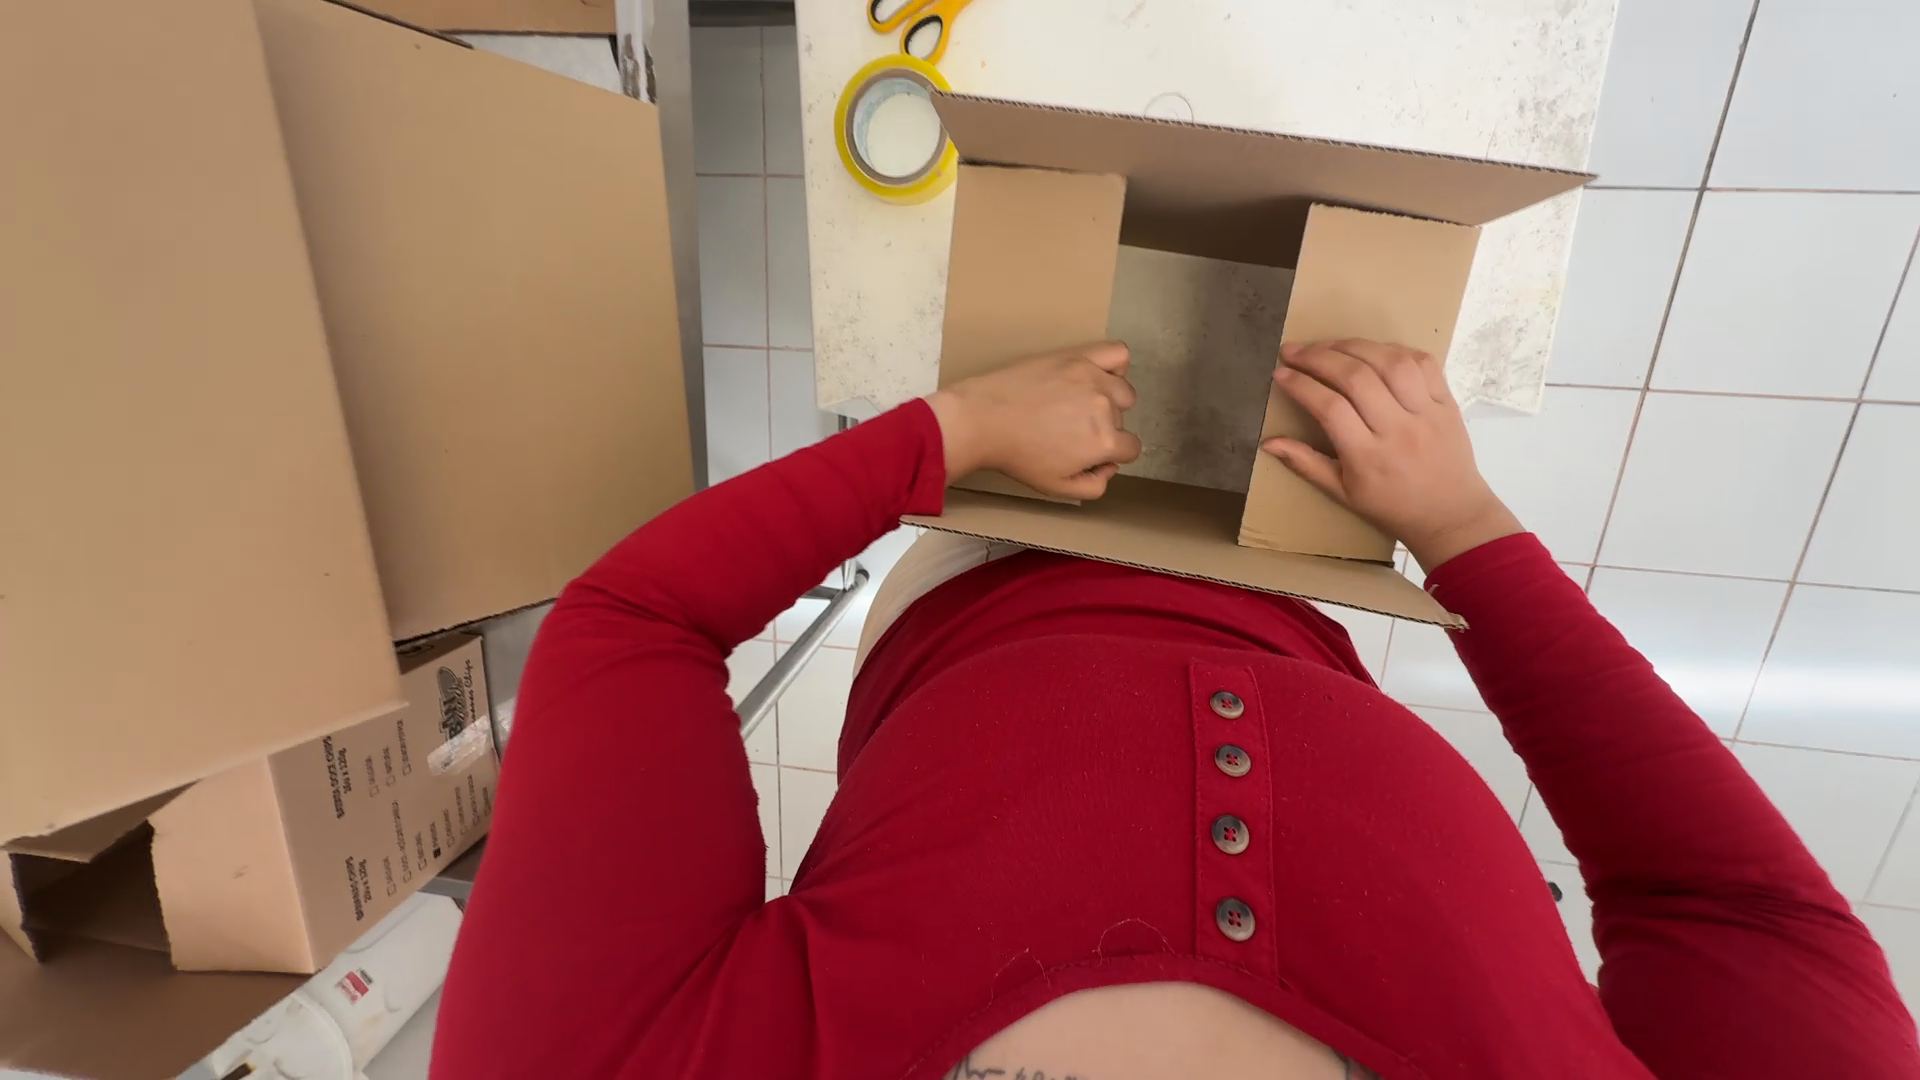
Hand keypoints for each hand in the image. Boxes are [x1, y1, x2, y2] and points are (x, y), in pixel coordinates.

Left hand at [926, 341, 1142, 499]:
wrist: (984, 420)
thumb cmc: (1016, 454)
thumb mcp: (1056, 488)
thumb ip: (1094, 486)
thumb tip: (1109, 468)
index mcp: (1103, 441)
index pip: (1131, 448)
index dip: (1111, 454)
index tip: (1089, 452)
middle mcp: (1105, 407)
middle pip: (1123, 420)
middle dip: (1104, 428)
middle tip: (1071, 430)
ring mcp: (1092, 377)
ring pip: (1124, 390)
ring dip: (1111, 400)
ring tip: (1080, 405)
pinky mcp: (1078, 357)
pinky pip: (1117, 353)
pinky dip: (1116, 365)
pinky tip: (1096, 377)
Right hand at [1262, 339, 1522, 571]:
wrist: (1451, 514)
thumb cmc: (1389, 506)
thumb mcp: (1340, 492)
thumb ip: (1304, 463)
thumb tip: (1268, 442)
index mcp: (1368, 456)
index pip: (1330, 408)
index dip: (1301, 385)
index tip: (1279, 374)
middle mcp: (1398, 429)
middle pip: (1356, 378)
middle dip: (1319, 357)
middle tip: (1293, 350)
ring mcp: (1427, 412)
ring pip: (1389, 362)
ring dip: (1353, 346)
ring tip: (1326, 345)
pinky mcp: (1447, 401)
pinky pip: (1422, 362)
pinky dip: (1392, 349)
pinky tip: (1368, 350)